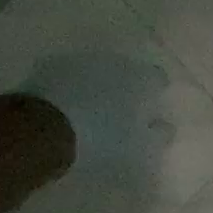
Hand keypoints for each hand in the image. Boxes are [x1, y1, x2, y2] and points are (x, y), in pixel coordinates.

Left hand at [23, 52, 175, 169]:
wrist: (45, 130)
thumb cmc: (102, 142)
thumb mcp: (140, 151)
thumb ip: (158, 137)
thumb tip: (166, 128)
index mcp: (140, 80)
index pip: (157, 79)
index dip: (154, 95)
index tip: (149, 113)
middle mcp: (113, 62)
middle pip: (125, 72)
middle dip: (124, 89)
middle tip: (119, 114)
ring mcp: (80, 61)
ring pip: (95, 72)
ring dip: (94, 87)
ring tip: (88, 113)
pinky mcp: (49, 67)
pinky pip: (65, 77)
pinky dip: (67, 89)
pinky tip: (61, 108)